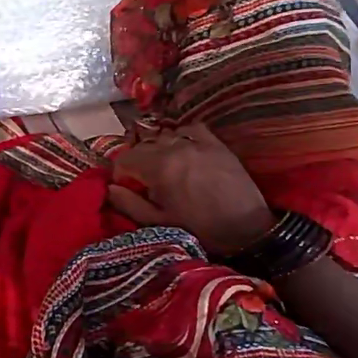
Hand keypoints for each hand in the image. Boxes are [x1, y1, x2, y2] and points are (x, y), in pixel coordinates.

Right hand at [107, 123, 275, 256]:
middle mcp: (176, 147)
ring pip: (165, 136)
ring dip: (158, 150)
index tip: (128, 188)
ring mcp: (199, 142)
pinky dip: (182, 136)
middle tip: (145, 182)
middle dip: (138, 162)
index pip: (125, 158)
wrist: (248, 229)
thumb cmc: (200, 229)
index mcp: (159, 167)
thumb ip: (129, 204)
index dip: (121, 173)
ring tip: (165, 169)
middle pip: (143, 145)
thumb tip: (110, 188)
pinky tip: (184, 151)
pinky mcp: (217, 143)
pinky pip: (191, 128)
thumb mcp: (158, 223)